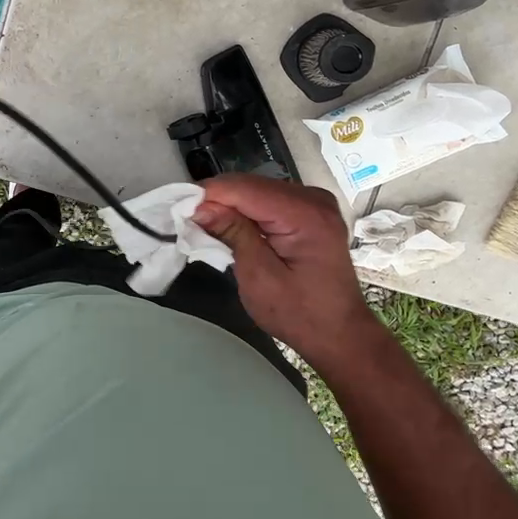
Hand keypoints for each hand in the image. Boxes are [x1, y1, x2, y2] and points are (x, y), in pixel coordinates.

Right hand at [191, 175, 380, 366]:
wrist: (339, 333)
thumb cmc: (299, 313)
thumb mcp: (258, 277)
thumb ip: (232, 234)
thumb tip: (200, 207)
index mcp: (305, 214)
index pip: (244, 188)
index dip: (207, 195)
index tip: (178, 212)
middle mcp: (313, 198)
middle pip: (249, 185)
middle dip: (216, 200)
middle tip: (188, 223)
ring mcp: (314, 203)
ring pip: (255, 190)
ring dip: (228, 206)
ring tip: (205, 227)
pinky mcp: (310, 212)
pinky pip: (267, 200)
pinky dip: (245, 211)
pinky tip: (231, 228)